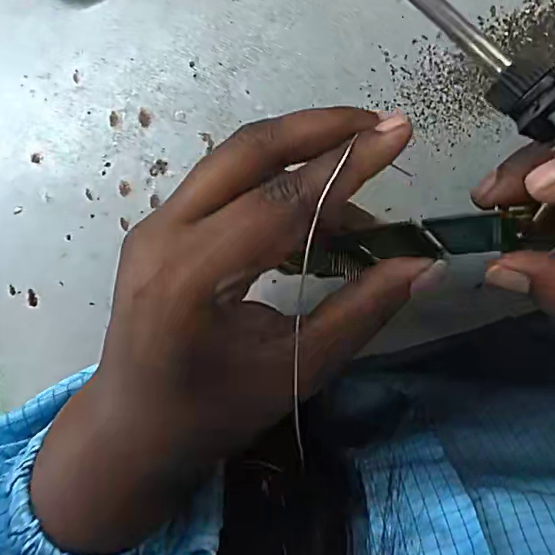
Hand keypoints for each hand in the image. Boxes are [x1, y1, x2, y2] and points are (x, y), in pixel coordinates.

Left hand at [32, 108, 442, 554]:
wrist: (130, 430)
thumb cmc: (211, 413)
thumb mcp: (294, 370)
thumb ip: (362, 310)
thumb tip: (424, 264)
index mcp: (190, 278)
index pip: (281, 201)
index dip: (347, 164)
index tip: (398, 132)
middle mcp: (163, 234)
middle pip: (248, 151)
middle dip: (320, 128)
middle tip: (380, 124)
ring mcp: (155, 223)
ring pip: (235, 156)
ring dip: (300, 147)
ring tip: (360, 162)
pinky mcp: (162, 222)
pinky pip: (226, 179)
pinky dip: (278, 176)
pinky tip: (319, 202)